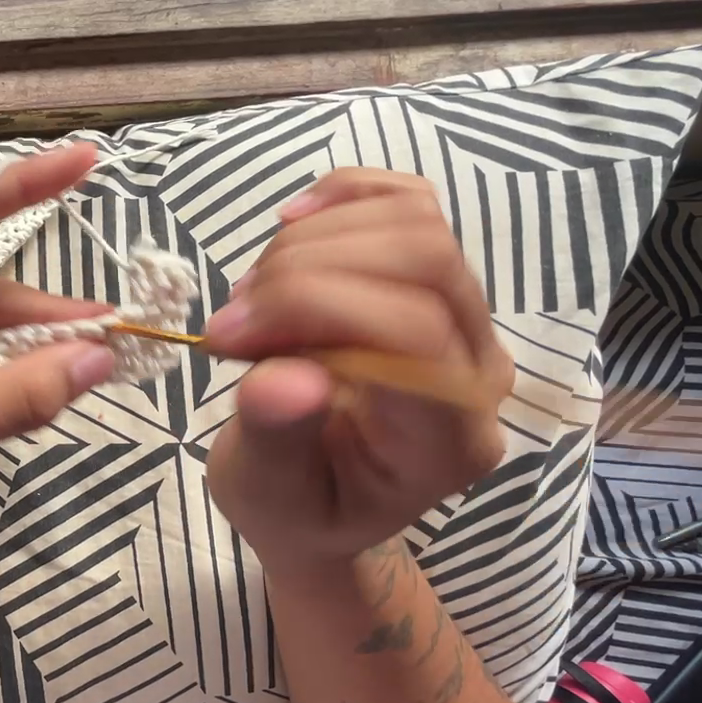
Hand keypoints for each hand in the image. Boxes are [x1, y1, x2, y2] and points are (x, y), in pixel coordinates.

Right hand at [203, 169, 512, 566]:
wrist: (322, 497)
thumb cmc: (293, 507)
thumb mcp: (266, 495)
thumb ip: (277, 440)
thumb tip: (280, 377)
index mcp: (446, 438)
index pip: (412, 330)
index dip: (310, 308)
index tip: (223, 335)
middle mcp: (478, 368)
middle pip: (422, 259)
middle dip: (303, 272)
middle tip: (233, 317)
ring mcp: (465, 319)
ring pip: (414, 220)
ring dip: (309, 242)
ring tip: (251, 297)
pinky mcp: (433, 283)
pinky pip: (410, 202)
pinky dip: (344, 195)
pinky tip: (290, 224)